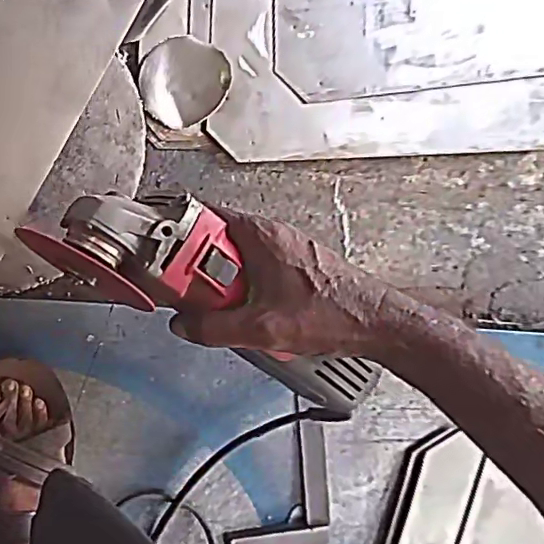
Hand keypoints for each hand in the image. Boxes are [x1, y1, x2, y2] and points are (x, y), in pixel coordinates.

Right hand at [169, 209, 404, 358]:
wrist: (378, 324)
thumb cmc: (335, 313)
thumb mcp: (260, 328)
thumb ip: (213, 328)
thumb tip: (185, 325)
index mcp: (259, 234)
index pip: (200, 216)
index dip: (176, 237)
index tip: (166, 260)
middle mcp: (269, 234)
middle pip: (212, 240)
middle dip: (198, 269)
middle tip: (196, 293)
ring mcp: (281, 248)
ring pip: (231, 257)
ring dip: (221, 282)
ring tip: (226, 307)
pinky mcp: (289, 266)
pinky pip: (251, 270)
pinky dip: (242, 288)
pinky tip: (250, 312)